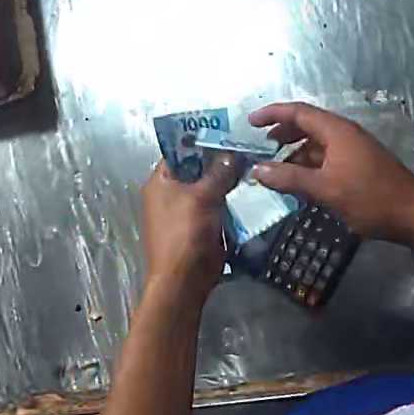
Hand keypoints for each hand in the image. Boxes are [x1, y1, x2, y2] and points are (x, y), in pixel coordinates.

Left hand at [141, 154, 241, 292]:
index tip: (228, 135)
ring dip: (229, 183)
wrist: (184, 279)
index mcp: (160, 182)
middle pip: (197, 170)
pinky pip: (218, 207)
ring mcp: (186, 211)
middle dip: (221, 163)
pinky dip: (231, 202)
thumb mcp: (202, 196)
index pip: (179, 152)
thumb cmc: (185, 232)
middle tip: (247, 151)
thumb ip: (219, 172)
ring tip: (253, 169)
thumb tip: (233, 153)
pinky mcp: (201, 227)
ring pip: (211, 189)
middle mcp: (170, 194)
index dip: (202, 142)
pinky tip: (251, 193)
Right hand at [247, 102, 413, 244]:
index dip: (273, 114)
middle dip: (283, 133)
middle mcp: (346, 135)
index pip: (299, 112)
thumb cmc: (371, 198)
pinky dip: (311, 165)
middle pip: (308, 125)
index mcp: (338, 131)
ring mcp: (355, 150)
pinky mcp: (360, 166)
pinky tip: (301, 182)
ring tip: (276, 169)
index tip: (250, 122)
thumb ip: (291, 178)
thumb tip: (258, 170)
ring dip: (296, 152)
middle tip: (261, 146)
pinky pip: (328, 158)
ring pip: (318, 144)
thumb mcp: (326, 189)